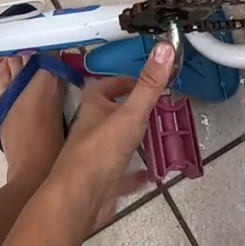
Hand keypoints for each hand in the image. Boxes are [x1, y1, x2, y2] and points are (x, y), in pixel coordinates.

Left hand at [44, 42, 173, 234]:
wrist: (79, 199)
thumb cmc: (100, 150)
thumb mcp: (130, 113)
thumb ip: (149, 84)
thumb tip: (166, 46)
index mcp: (93, 106)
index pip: (108, 85)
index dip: (126, 81)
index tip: (148, 81)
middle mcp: (91, 128)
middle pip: (111, 112)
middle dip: (132, 108)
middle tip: (158, 107)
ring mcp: (96, 157)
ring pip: (115, 142)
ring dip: (133, 138)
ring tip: (157, 135)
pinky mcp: (102, 182)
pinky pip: (120, 175)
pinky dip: (134, 174)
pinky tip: (147, 176)